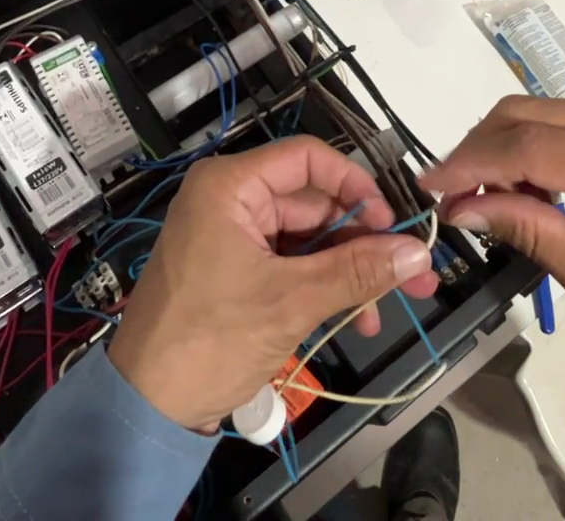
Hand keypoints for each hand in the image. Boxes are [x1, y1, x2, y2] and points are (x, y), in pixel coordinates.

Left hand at [107, 138, 440, 430]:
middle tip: (415, 273)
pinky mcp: (238, 270)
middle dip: (365, 241)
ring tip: (392, 305)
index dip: (355, 185)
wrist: (148, 406)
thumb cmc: (209, 339)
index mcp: (231, 186)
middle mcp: (232, 200)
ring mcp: (234, 236)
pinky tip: (357, 319)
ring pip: (309, 239)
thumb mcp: (291, 301)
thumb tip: (417, 252)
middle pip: (314, 204)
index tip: (391, 223)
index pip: (306, 159)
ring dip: (351, 271)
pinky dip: (325, 287)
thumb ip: (357, 270)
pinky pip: (293, 264)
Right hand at [419, 96, 564, 375]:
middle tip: (450, 196)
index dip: (471, 164)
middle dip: (477, 150)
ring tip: (485, 197)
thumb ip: (534, 235)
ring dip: (501, 146)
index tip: (428, 188)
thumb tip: (463, 207)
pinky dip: (532, 145)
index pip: (532, 148)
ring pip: (542, 111)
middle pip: (529, 115)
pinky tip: (524, 184)